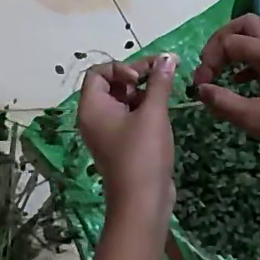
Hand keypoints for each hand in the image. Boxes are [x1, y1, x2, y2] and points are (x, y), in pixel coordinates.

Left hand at [77, 53, 177, 221]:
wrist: (142, 202)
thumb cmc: (142, 155)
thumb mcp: (153, 114)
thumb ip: (159, 82)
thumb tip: (168, 58)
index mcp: (92, 108)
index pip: (98, 72)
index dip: (121, 68)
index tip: (142, 78)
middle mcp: (95, 118)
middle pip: (111, 84)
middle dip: (137, 76)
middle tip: (164, 75)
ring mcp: (108, 133)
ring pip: (123, 101)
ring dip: (144, 92)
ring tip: (167, 91)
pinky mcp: (123, 144)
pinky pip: (130, 118)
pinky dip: (145, 109)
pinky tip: (164, 110)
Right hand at [191, 15, 259, 166]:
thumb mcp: (254, 118)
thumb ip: (222, 102)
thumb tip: (200, 90)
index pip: (229, 43)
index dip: (208, 61)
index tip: (199, 86)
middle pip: (245, 25)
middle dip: (221, 41)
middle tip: (209, 65)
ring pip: (257, 36)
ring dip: (235, 49)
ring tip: (220, 73)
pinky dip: (249, 60)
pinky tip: (240, 82)